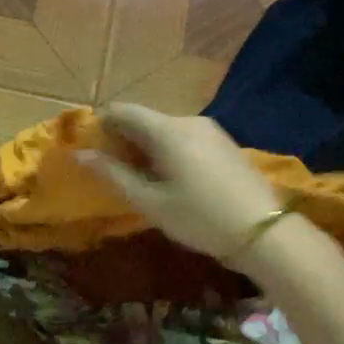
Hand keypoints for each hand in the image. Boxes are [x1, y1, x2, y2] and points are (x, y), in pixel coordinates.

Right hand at [80, 103, 281, 262]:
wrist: (264, 232)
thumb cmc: (200, 218)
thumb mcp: (150, 202)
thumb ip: (113, 175)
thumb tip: (79, 155)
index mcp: (167, 130)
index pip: (122, 111)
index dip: (100, 125)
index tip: (89, 150)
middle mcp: (188, 120)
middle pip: (144, 119)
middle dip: (122, 139)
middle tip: (111, 172)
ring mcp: (210, 130)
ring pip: (164, 129)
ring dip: (145, 147)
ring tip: (139, 180)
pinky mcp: (223, 143)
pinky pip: (183, 137)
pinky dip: (166, 151)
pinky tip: (168, 179)